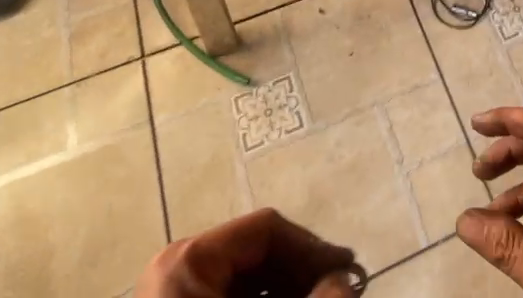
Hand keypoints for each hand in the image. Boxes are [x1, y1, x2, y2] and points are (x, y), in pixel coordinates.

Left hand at [136, 208, 361, 297]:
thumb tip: (344, 281)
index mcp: (188, 262)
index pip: (265, 231)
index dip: (312, 249)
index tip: (348, 278)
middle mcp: (175, 273)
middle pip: (255, 255)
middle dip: (300, 277)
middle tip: (339, 297)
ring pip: (245, 284)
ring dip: (286, 296)